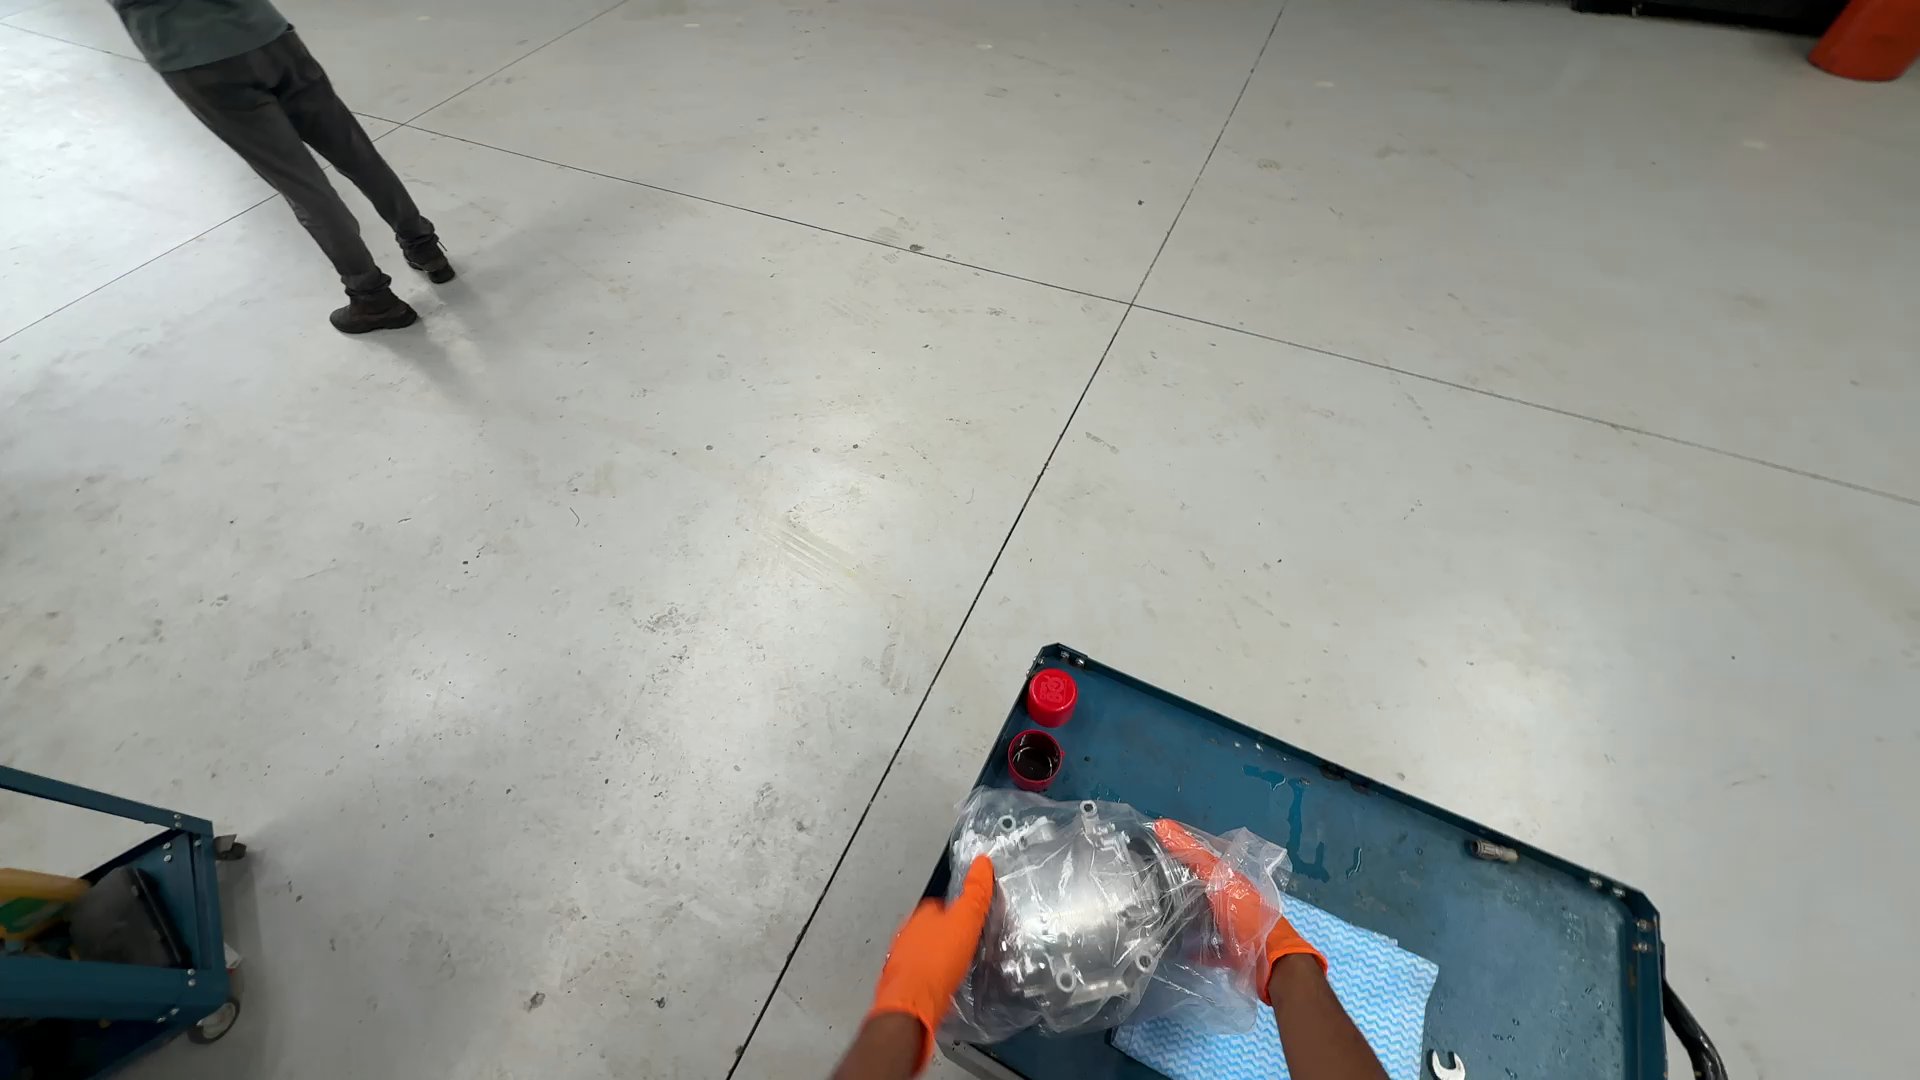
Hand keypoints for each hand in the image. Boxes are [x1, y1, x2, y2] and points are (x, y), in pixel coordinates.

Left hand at [868, 854, 994, 1070]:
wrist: (910, 1008)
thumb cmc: (937, 963)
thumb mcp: (965, 922)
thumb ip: (975, 893)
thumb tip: (982, 862)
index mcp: (922, 914)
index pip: (941, 904)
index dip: (956, 910)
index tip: (969, 919)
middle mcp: (906, 933)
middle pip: (929, 928)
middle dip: (944, 935)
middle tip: (962, 944)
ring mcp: (899, 960)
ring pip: (919, 951)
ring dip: (933, 957)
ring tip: (951, 967)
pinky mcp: (898, 985)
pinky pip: (915, 975)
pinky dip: (926, 978)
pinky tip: (937, 987)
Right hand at [1152, 819, 1325, 1004]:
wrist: (1271, 961)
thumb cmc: (1245, 914)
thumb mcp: (1218, 878)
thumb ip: (1193, 854)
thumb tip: (1161, 825)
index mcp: (1229, 879)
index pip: (1199, 856)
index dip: (1179, 845)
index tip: (1157, 835)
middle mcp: (1231, 900)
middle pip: (1201, 887)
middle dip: (1179, 883)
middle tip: (1151, 877)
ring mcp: (1233, 926)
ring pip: (1204, 916)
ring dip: (1186, 915)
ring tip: (1160, 912)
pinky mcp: (1232, 951)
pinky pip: (1209, 947)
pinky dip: (1195, 948)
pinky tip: (1179, 948)